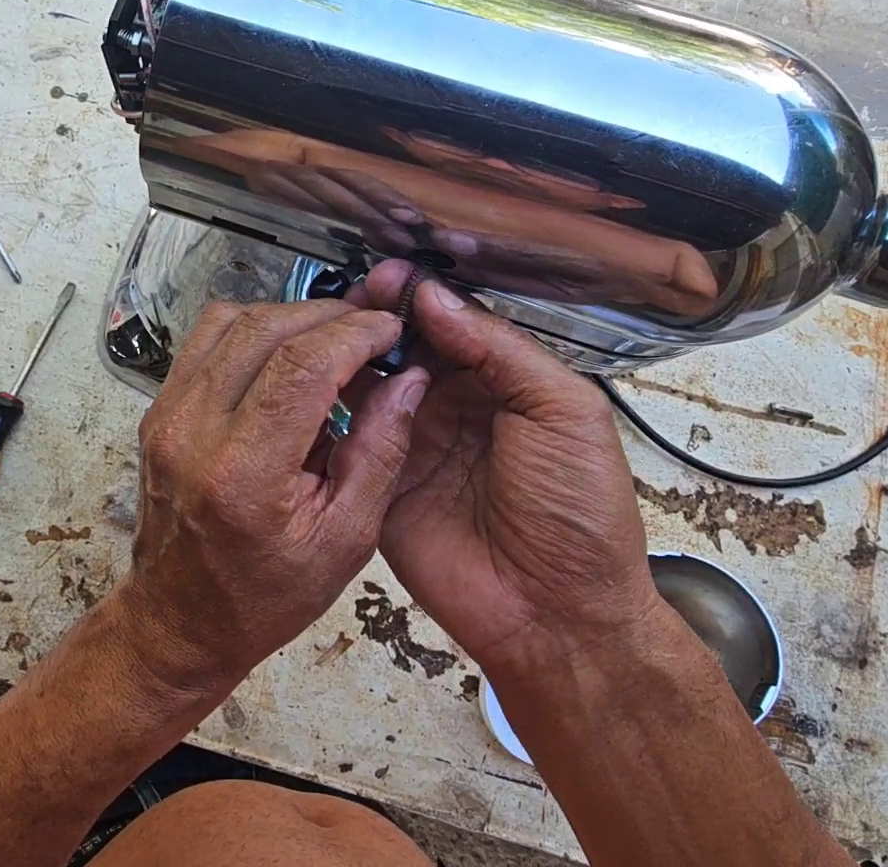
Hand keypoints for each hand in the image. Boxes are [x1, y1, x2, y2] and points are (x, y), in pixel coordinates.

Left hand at [117, 300, 430, 694]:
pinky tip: (284, 355)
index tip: (390, 328)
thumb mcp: (346, 540)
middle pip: (264, 330)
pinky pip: (204, 342)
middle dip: (328, 315)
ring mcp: (165, 416)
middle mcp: (193, 431)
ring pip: (229, 322)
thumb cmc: (267, 594)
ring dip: (288, 316)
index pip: (302, 364)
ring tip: (332, 338)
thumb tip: (408, 377)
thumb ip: (380, 451)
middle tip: (370, 327)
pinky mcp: (157, 411)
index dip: (354, 332)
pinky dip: (250, 332)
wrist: (180, 619)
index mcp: (244, 472)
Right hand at [347, 260, 657, 677]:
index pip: (452, 325)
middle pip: (405, 347)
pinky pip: (350, 434)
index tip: (389, 275)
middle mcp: (448, 404)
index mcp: (498, 383)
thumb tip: (434, 299)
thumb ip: (502, 351)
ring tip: (328, 325)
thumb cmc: (576, 508)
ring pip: (371, 383)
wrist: (551, 613)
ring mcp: (408, 441)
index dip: (421, 298)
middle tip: (353, 294)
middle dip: (379, 316)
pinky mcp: (376, 478)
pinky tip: (311, 378)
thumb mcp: (564, 413)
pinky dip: (330, 405)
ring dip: (350, 352)